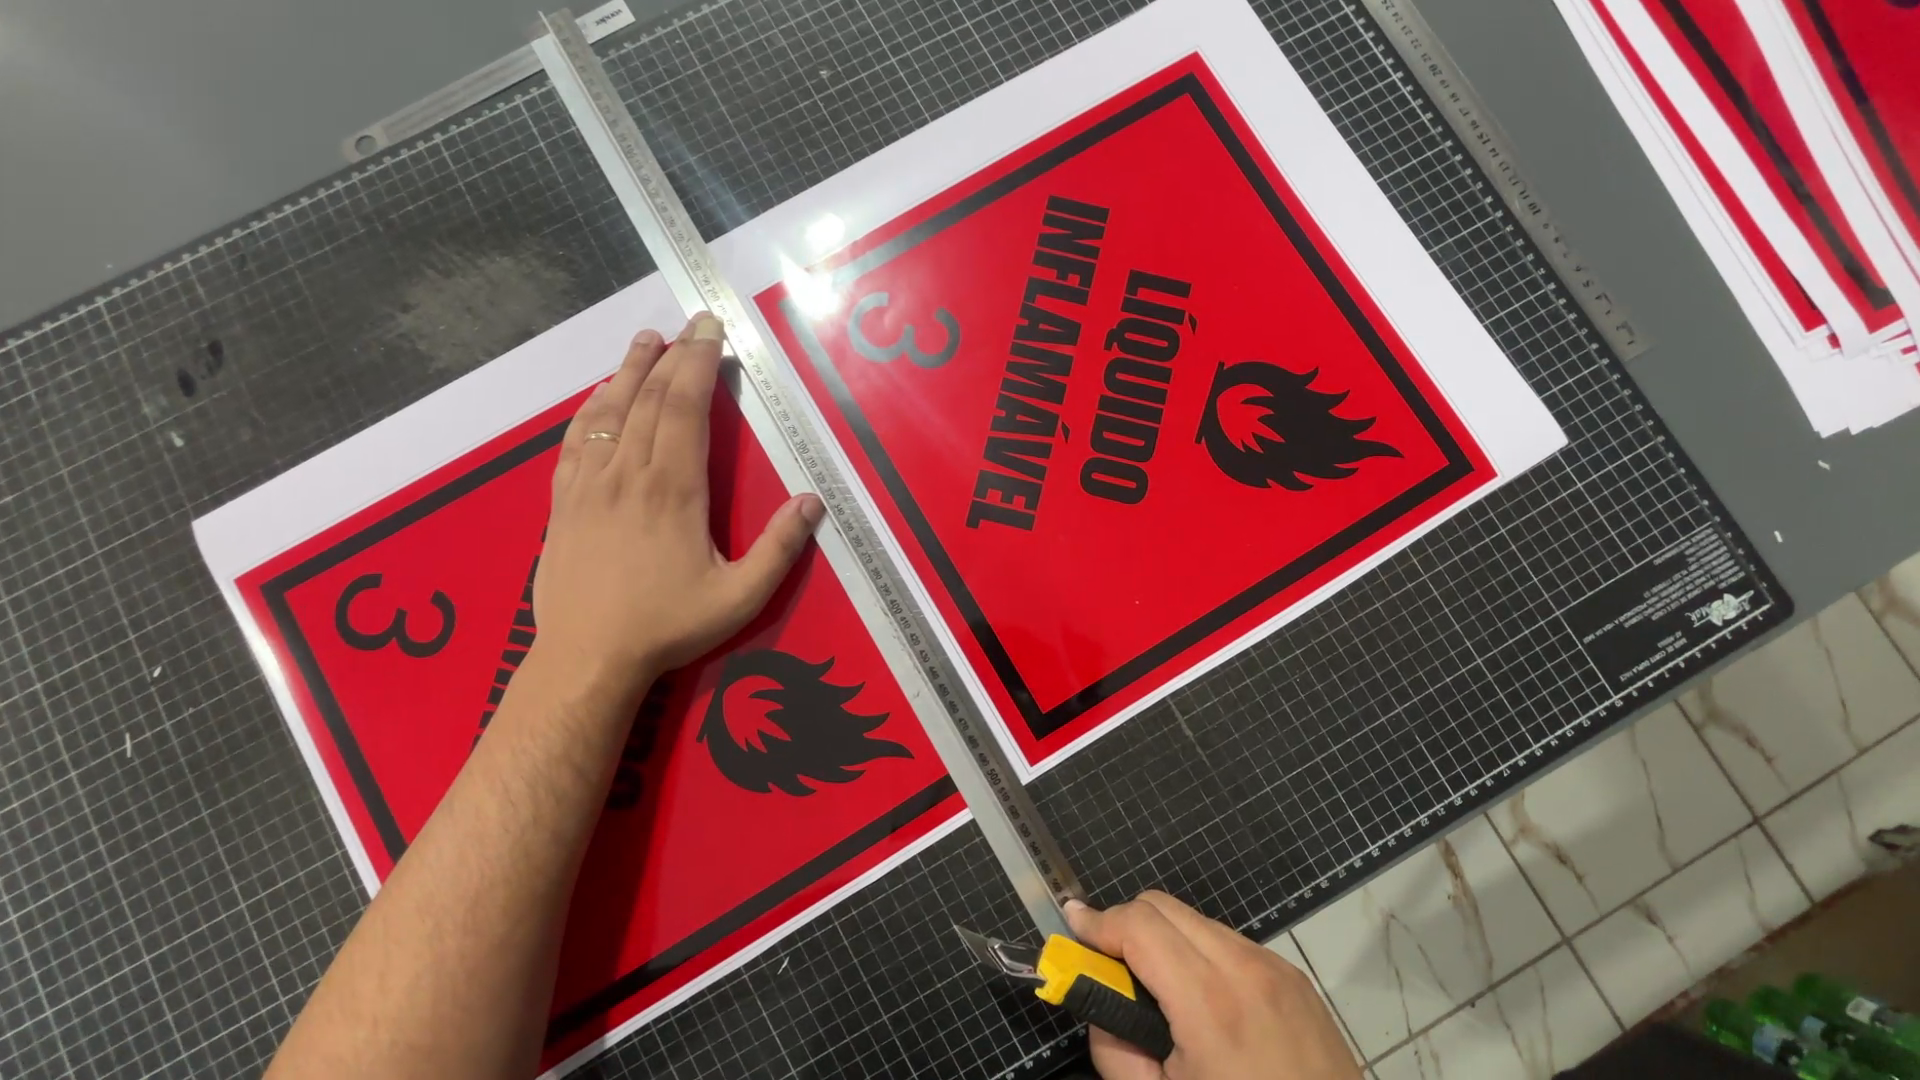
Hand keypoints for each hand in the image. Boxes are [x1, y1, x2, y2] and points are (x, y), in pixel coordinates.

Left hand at [532, 312, 824, 691]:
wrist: (587, 658)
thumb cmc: (669, 626)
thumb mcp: (741, 597)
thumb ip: (780, 548)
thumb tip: (813, 502)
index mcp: (674, 490)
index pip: (685, 408)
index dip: (699, 363)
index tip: (711, 329)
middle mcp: (628, 474)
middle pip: (649, 399)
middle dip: (673, 355)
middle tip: (691, 324)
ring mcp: (589, 485)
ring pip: (609, 412)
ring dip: (628, 370)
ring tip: (645, 339)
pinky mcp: (563, 502)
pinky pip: (575, 441)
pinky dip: (589, 410)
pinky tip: (597, 395)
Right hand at [1067, 892, 1359, 1079]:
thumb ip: (1114, 1049)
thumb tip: (1101, 1004)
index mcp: (1209, 1001)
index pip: (1137, 924)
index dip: (1096, 923)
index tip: (1071, 927)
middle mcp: (1245, 966)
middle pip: (1162, 906)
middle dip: (1125, 926)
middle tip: (1107, 966)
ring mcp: (1276, 968)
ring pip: (1195, 920)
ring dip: (1163, 938)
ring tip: (1158, 991)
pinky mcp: (1296, 979)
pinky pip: (1230, 942)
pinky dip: (1200, 953)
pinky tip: (1203, 1002)